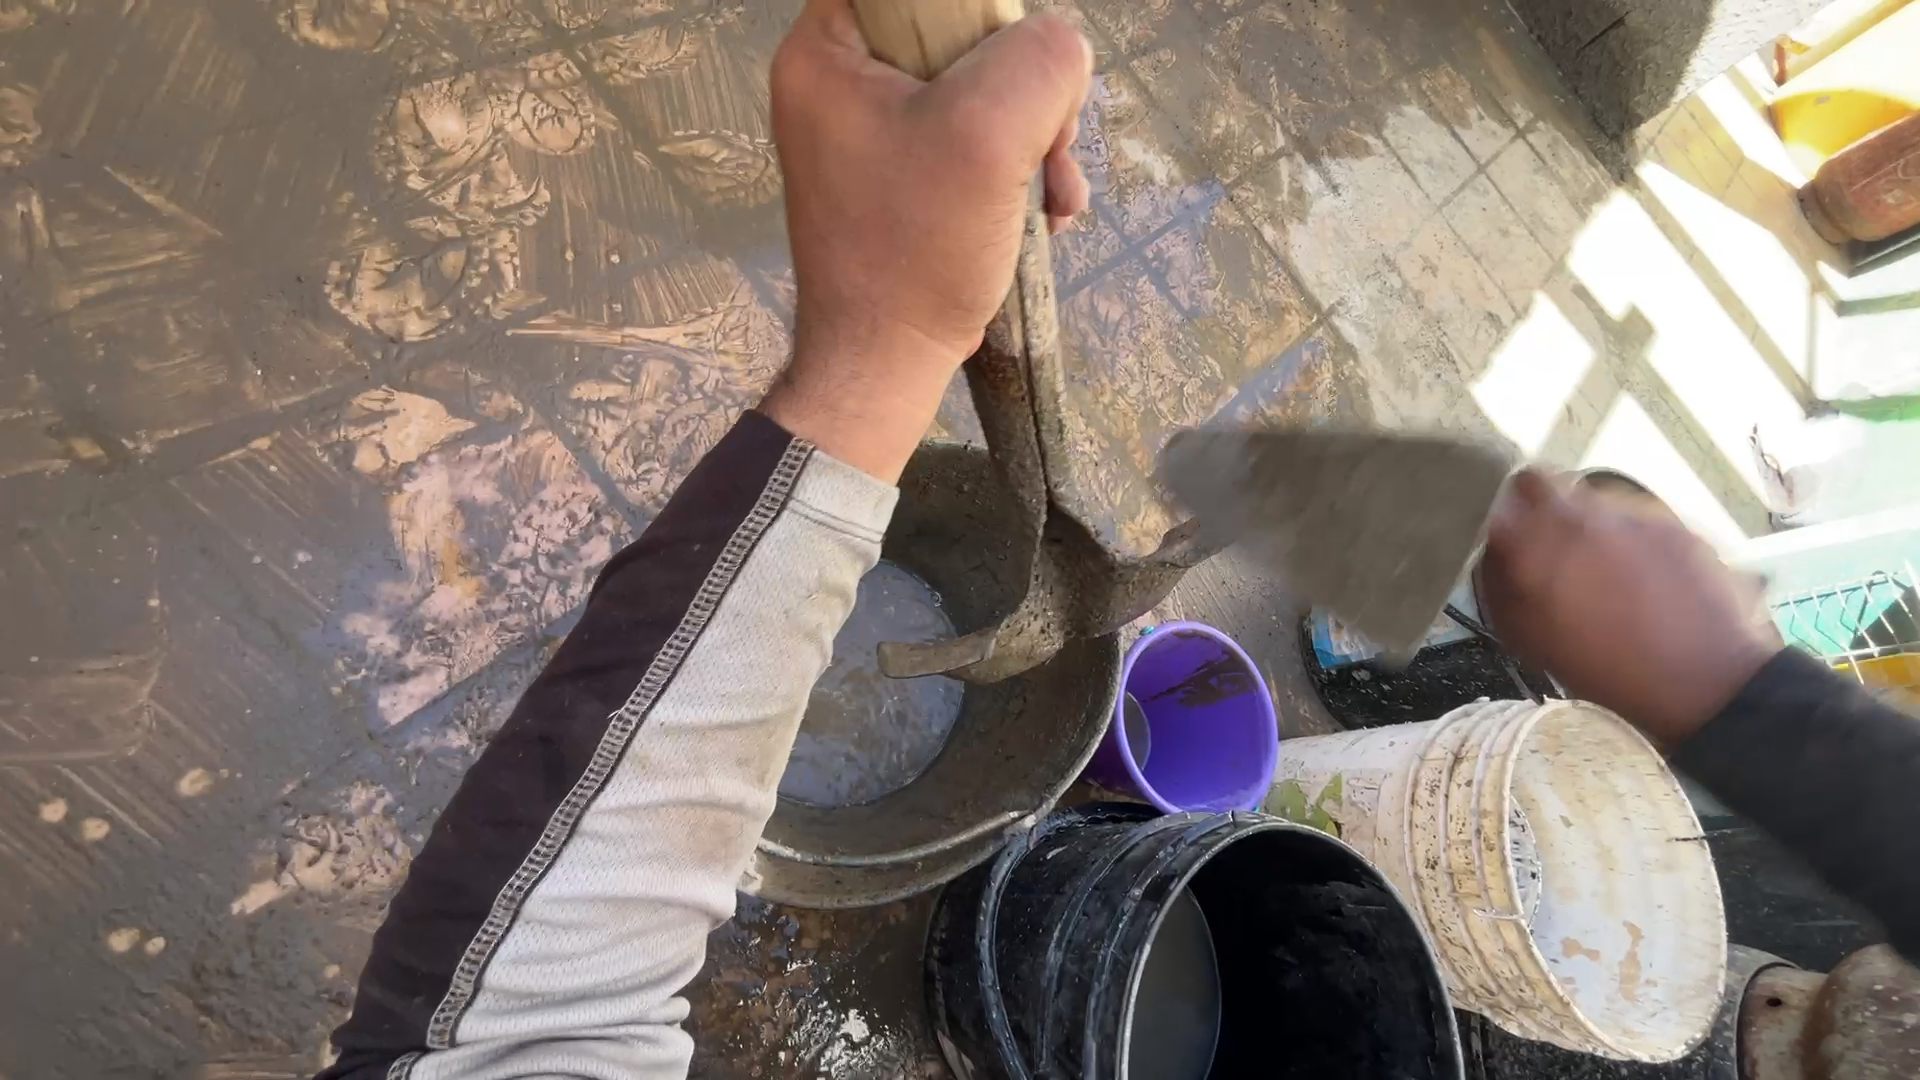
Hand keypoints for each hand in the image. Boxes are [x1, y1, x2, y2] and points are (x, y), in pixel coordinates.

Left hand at [760, 0, 1091, 480]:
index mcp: (829, 51)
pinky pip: (969, 150)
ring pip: (977, 99)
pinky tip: (1040, 218)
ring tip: (1058, 202)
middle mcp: (841, 87)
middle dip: (1026, 97)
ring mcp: (870, 140)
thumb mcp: (990, 138)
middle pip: (960, 40)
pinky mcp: (898, 185)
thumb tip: (1058, 56)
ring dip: (1034, 145)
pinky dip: (1012, 179)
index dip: (984, 20)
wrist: (886, 366)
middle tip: (1054, 151)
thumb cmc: (917, 256)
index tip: (1015, 79)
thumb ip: (1041, 61)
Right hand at [1478, 470, 1778, 743]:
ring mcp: (1630, 515)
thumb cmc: (1597, 664)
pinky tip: (1633, 569)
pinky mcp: (1673, 524)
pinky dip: (1620, 533)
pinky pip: (1630, 516)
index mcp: (1530, 543)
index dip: (1480, 510)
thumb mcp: (1521, 633)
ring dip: (1577, 519)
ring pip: (1585, 496)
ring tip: (1590, 558)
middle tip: (1533, 533)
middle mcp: (1576, 516)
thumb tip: (1486, 550)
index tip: (1483, 527)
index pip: (1486, 498)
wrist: (1704, 680)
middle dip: (1527, 500)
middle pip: (1535, 480)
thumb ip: (1494, 581)